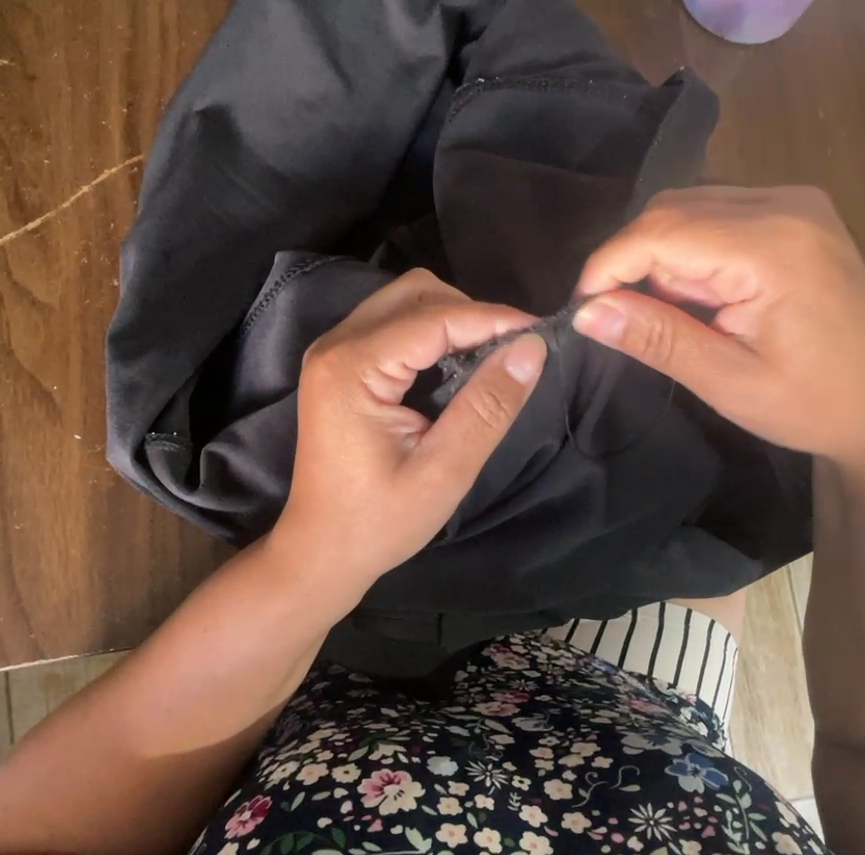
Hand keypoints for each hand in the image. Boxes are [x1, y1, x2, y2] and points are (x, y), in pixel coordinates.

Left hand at [267, 269, 545, 595]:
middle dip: (470, 313)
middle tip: (512, 350)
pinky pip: (390, 327)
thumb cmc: (379, 522)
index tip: (542, 332)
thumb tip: (531, 349)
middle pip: (415, 293)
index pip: (435, 316)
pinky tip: (454, 368)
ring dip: (450, 321)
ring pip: (403, 304)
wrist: (322, 551)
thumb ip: (488, 407)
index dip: (494, 318)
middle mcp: (335, 346)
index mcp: (354, 368)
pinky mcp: (336, 368)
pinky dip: (428, 336)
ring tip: (489, 359)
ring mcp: (331, 354)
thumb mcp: (444, 471)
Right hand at [572, 186, 864, 472]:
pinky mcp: (800, 215)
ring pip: (692, 209)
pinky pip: (720, 217)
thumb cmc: (812, 405)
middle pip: (673, 210)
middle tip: (626, 324)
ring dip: (662, 260)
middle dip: (634, 263)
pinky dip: (692, 254)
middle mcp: (785, 203)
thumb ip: (656, 338)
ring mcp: (797, 204)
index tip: (580, 312)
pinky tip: (701, 299)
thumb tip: (585, 313)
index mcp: (771, 245)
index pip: (660, 230)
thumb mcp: (726, 380)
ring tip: (668, 318)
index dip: (608, 265)